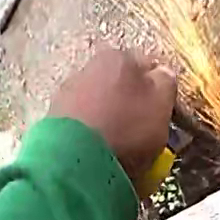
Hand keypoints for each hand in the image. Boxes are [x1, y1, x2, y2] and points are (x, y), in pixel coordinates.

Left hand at [47, 48, 176, 181]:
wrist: (76, 162)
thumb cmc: (127, 129)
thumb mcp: (161, 104)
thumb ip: (166, 84)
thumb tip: (161, 76)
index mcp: (119, 57)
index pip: (149, 67)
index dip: (159, 92)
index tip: (162, 116)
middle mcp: (89, 67)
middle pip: (120, 88)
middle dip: (130, 108)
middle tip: (141, 137)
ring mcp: (66, 94)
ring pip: (99, 107)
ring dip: (109, 124)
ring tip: (119, 152)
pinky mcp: (52, 121)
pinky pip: (82, 128)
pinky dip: (90, 139)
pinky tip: (98, 157)